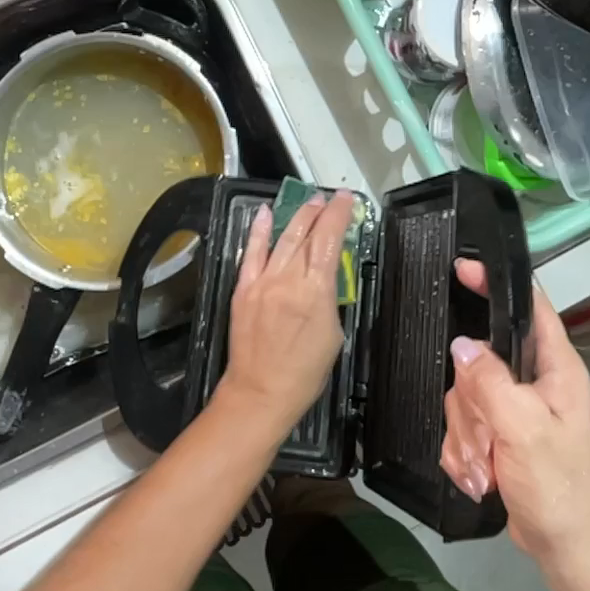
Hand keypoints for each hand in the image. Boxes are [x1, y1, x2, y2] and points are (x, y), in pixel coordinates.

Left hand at [213, 191, 354, 440]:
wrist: (260, 392)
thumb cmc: (305, 373)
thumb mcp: (333, 335)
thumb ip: (329, 300)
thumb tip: (324, 279)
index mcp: (316, 291)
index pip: (329, 240)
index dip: (339, 215)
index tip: (346, 200)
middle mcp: (288, 279)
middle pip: (306, 234)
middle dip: (320, 211)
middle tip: (330, 198)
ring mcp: (263, 282)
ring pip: (282, 239)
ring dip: (297, 216)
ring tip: (309, 201)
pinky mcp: (243, 289)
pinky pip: (251, 253)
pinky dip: (259, 231)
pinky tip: (265, 213)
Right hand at [440, 259, 589, 568]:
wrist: (567, 552)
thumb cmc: (559, 488)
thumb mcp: (524, 430)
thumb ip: (490, 381)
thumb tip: (462, 344)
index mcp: (556, 368)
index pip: (529, 306)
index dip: (496, 283)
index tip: (461, 268)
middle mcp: (535, 381)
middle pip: (479, 358)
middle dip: (470, 402)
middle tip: (485, 434)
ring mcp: (515, 408)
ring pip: (465, 395)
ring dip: (467, 434)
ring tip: (487, 466)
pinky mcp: (499, 434)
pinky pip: (463, 424)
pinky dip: (465, 452)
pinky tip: (481, 476)